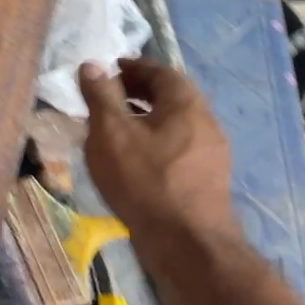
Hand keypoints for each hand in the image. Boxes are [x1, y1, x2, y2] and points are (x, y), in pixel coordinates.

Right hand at [78, 59, 238, 250]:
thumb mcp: (111, 132)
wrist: (187, 240)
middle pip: (174, 95)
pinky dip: (157, 135)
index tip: (108, 69)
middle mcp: (207, 123)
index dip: (134, 66)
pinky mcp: (208, 176)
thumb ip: (101, 96)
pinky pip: (180, 142)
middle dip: (141, 89)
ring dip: (148, 114)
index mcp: (186, 106)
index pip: (163, 72)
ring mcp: (212, 152)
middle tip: (109, 93)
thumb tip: (92, 65)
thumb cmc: (144, 178)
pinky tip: (136, 154)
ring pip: (177, 120)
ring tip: (117, 124)